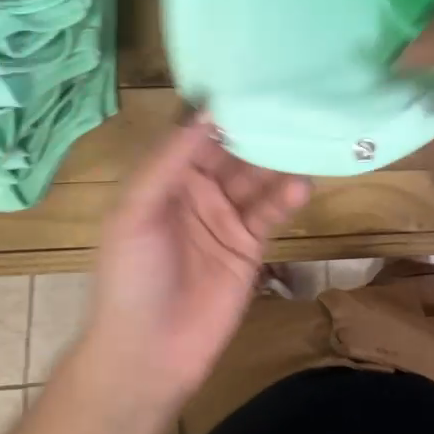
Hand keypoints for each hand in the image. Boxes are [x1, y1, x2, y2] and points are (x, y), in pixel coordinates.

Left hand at [82, 117, 311, 403]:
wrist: (147, 354)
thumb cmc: (130, 277)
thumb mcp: (134, 212)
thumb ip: (168, 161)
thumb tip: (207, 113)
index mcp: (164, 176)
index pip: (196, 132)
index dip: (220, 109)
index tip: (250, 79)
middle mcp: (197, 188)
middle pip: (233, 149)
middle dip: (257, 128)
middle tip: (290, 101)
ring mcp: (225, 216)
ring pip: (257, 176)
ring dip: (277, 159)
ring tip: (303, 139)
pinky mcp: (249, 244)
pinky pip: (271, 211)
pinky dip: (287, 196)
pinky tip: (300, 186)